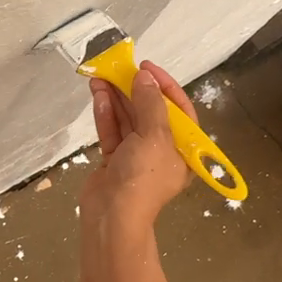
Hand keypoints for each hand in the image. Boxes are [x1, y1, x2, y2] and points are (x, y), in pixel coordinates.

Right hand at [78, 60, 201, 226]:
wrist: (113, 215)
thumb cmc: (143, 176)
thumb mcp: (154, 136)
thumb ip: (151, 103)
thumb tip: (144, 77)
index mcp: (184, 148)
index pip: (179, 109)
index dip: (164, 85)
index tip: (146, 66)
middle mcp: (162, 150)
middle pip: (150, 111)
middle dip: (134, 89)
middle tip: (118, 67)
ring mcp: (136, 155)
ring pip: (128, 119)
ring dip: (116, 97)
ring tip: (100, 76)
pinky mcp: (114, 160)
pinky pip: (112, 131)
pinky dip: (105, 114)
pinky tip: (98, 96)